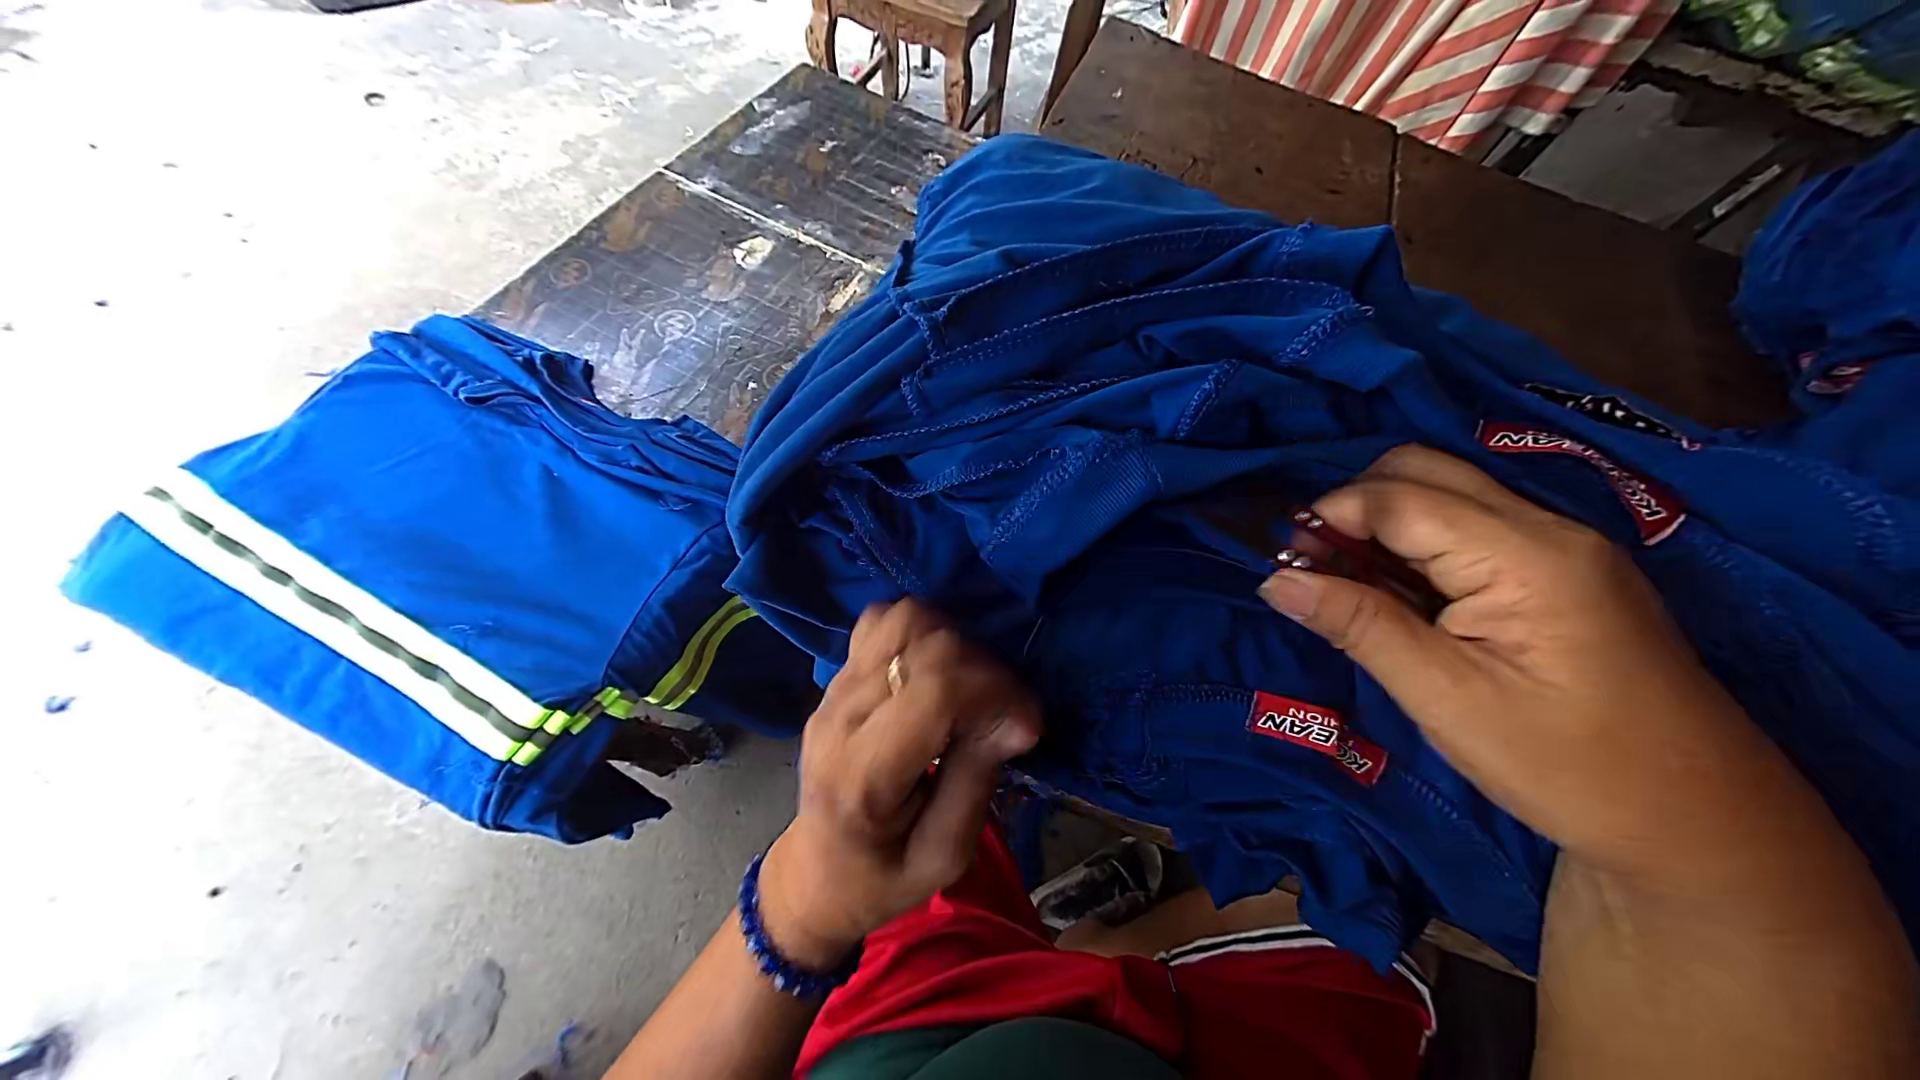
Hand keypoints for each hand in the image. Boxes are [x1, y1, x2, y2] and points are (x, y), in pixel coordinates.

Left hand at [754, 599, 1041, 969]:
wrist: (817, 871)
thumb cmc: (883, 877)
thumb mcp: (944, 855)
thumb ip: (977, 778)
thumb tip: (1015, 717)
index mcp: (864, 775)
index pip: (935, 689)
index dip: (996, 691)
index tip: (1027, 725)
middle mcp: (841, 717)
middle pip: (924, 644)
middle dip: (985, 668)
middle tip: (1005, 710)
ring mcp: (833, 689)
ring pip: (902, 618)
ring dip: (954, 641)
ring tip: (972, 686)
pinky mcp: (836, 677)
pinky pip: (880, 620)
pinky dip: (921, 631)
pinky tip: (937, 668)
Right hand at [1258, 445, 1790, 884]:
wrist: (1700, 825)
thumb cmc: (1567, 767)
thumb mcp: (1445, 699)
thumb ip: (1359, 626)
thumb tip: (1275, 579)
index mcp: (1527, 557)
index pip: (1401, 497)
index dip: (1330, 515)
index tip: (1286, 562)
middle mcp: (1547, 530)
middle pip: (1422, 470)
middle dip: (1351, 505)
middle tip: (1314, 567)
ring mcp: (1559, 545)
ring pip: (1442, 489)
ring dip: (1377, 521)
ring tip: (1346, 582)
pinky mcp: (1557, 568)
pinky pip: (1464, 524)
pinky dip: (1409, 543)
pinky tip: (1395, 591)